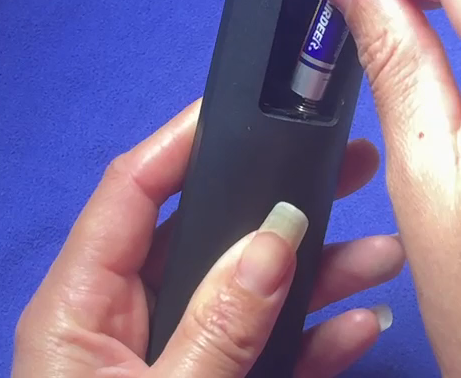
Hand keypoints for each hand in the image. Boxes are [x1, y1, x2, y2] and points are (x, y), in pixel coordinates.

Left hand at [14, 101, 403, 376]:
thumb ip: (216, 323)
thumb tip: (274, 235)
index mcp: (81, 302)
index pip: (130, 189)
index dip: (182, 140)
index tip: (243, 107)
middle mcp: (121, 319)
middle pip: (201, 234)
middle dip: (273, 204)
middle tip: (343, 170)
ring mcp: (167, 360)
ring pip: (242, 294)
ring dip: (311, 276)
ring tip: (380, 249)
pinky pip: (259, 357)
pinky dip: (309, 343)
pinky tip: (361, 327)